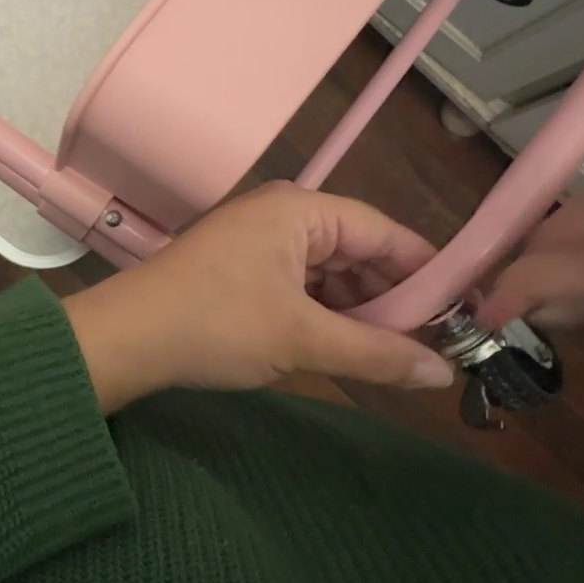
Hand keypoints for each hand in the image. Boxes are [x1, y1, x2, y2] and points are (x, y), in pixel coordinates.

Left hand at [62, 183, 455, 411]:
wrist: (122, 341)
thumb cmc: (214, 326)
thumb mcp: (301, 339)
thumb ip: (376, 353)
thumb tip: (442, 373)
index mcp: (300, 209)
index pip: (386, 233)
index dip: (427, 274)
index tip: (461, 316)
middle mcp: (281, 215)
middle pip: (357, 251)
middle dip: (389, 298)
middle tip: (423, 346)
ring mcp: (255, 242)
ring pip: (328, 273)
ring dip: (354, 311)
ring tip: (384, 353)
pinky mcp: (238, 270)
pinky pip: (297, 285)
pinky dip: (320, 314)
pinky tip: (337, 347)